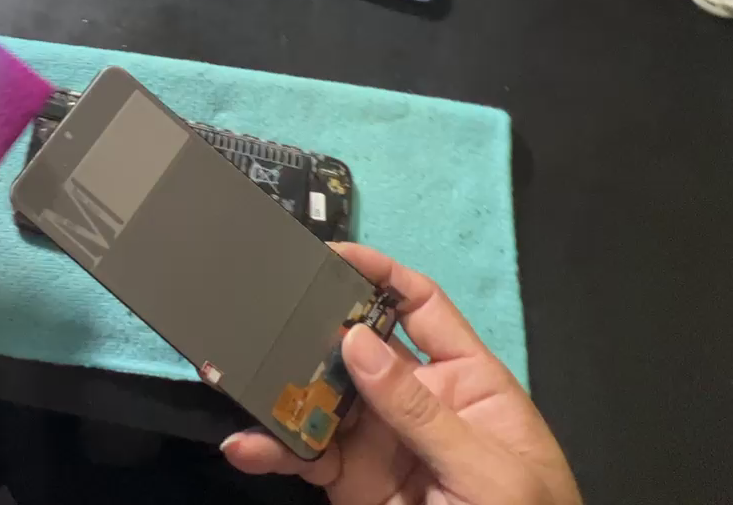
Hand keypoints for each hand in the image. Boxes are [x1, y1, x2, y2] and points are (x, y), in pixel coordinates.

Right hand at [222, 243, 578, 504]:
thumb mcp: (492, 477)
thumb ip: (422, 411)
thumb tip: (355, 339)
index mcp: (463, 381)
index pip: (419, 305)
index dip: (379, 272)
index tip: (330, 255)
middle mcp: (414, 397)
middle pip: (355, 342)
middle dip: (312, 324)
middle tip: (266, 308)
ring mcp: (377, 436)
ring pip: (319, 392)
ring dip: (280, 386)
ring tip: (240, 377)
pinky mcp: (349, 476)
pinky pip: (304, 450)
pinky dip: (272, 447)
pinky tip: (245, 447)